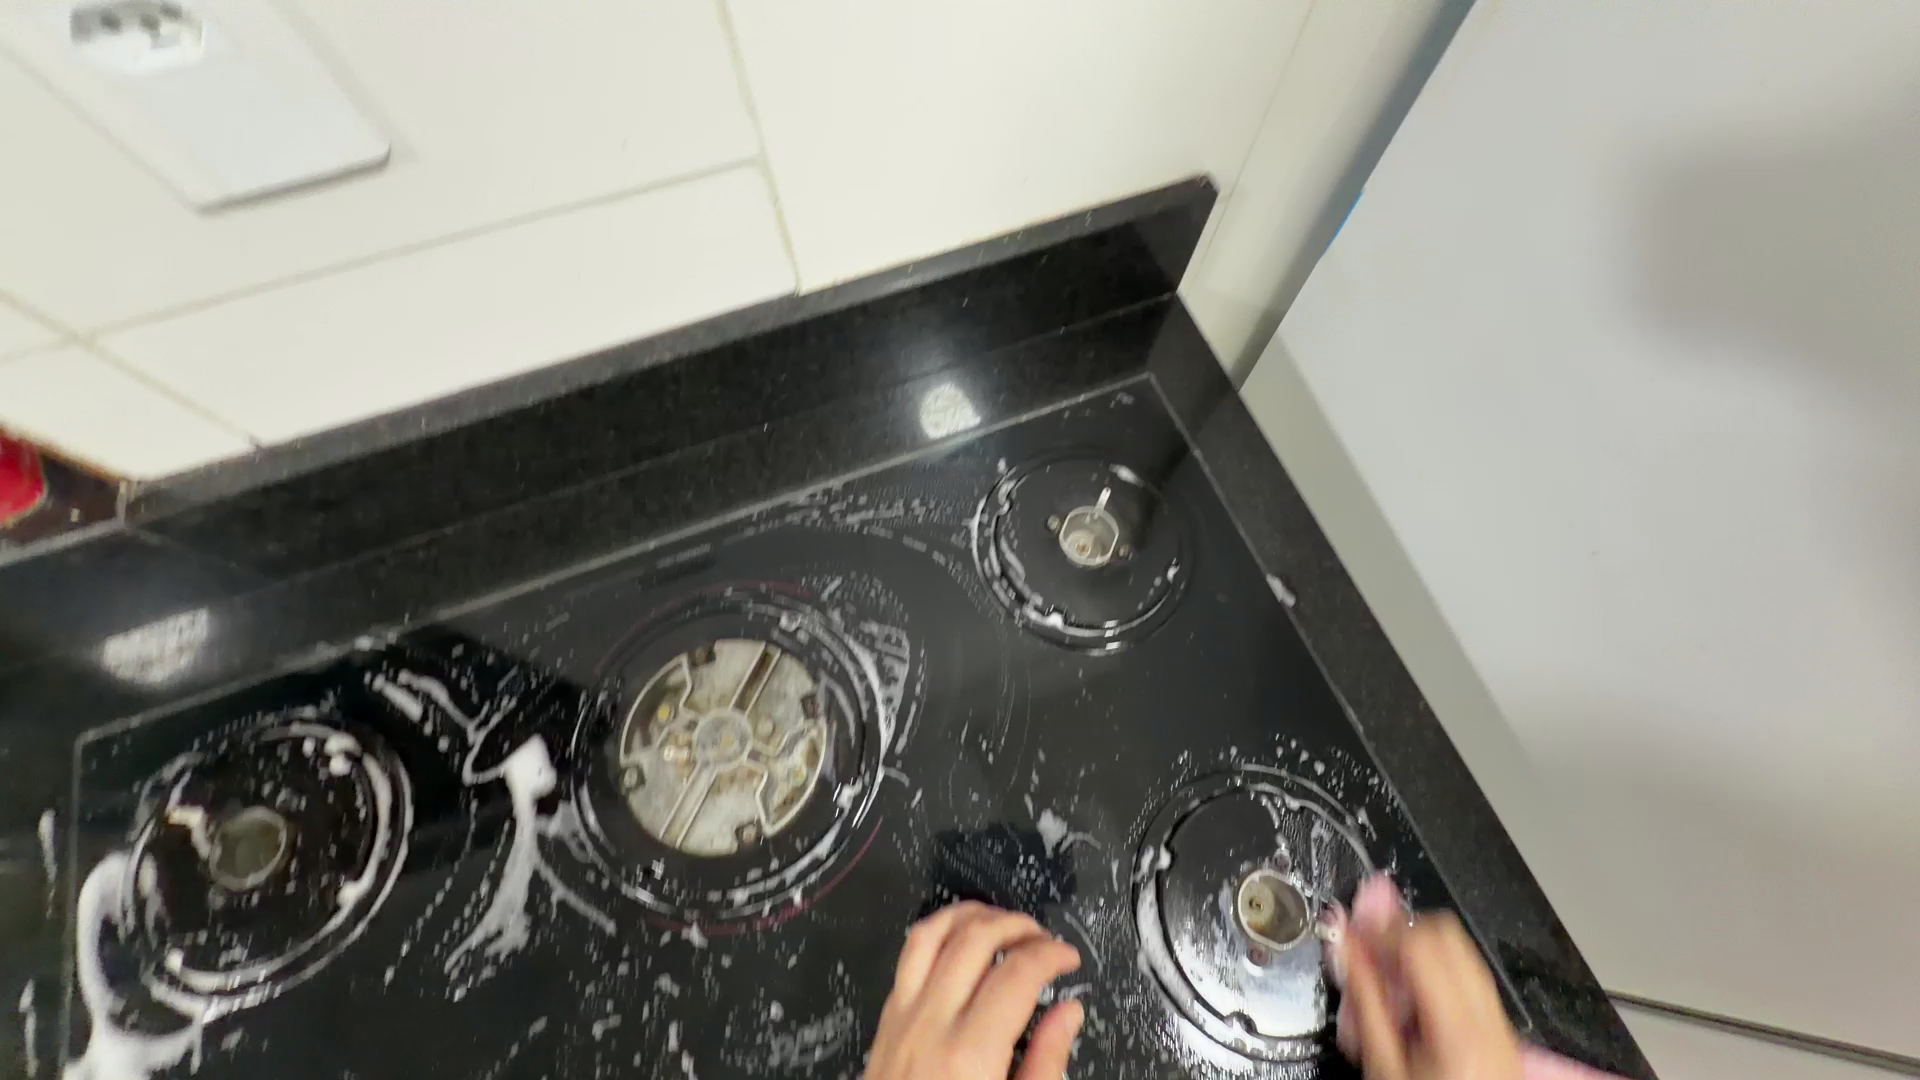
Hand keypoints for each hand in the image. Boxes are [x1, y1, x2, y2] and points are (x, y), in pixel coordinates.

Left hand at [864, 901, 1084, 1079]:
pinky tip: (961, 935)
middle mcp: (932, 1021)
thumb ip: (1045, 1063)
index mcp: (971, 1054)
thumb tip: (1070, 1009)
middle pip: (976, 939)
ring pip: (934, 931)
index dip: (1051, 954)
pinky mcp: (885, 1017)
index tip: (1071, 958)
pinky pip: (910, 952)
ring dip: (974, 914)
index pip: (1018, 974)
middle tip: (1044, 939)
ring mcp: (902, 1014)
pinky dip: (940, 928)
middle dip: (1018, 925)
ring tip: (1006, 923)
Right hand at [1344, 910, 1521, 1079]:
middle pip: (1446, 935)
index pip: (1421, 941)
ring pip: (1461, 951)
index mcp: (1458, 1026)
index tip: (1354, 933)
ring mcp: (1502, 1026)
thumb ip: (1363, 993)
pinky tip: (1414, 997)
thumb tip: (1344, 939)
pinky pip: (1470, 977)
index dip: (1381, 927)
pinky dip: (1438, 971)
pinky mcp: (1504, 1035)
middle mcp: (1489, 1019)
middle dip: (1402, 933)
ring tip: (1390, 976)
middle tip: (1370, 948)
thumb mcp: (1382, 1062)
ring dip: (1420, 950)